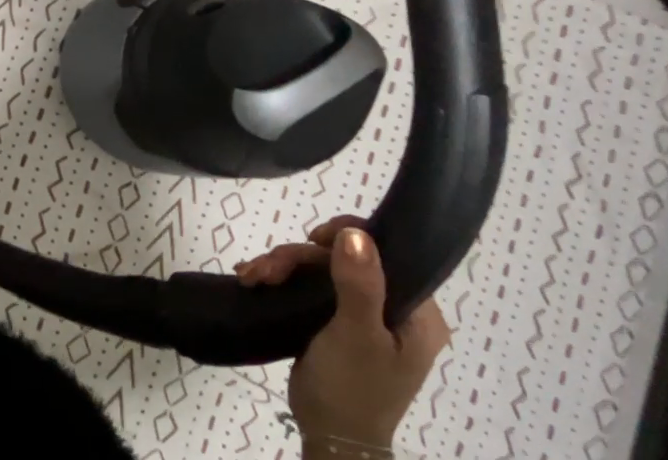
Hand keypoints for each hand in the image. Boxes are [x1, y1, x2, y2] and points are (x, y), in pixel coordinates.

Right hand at [235, 216, 450, 450]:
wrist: (330, 435)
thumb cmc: (353, 387)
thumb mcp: (357, 334)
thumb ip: (360, 284)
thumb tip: (356, 233)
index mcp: (417, 313)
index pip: (387, 254)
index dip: (348, 237)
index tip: (311, 238)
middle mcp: (394, 309)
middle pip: (342, 260)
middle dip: (297, 259)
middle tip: (263, 271)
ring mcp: (362, 316)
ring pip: (319, 271)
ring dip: (281, 268)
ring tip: (250, 277)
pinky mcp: (334, 323)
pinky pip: (308, 287)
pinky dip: (280, 280)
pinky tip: (253, 281)